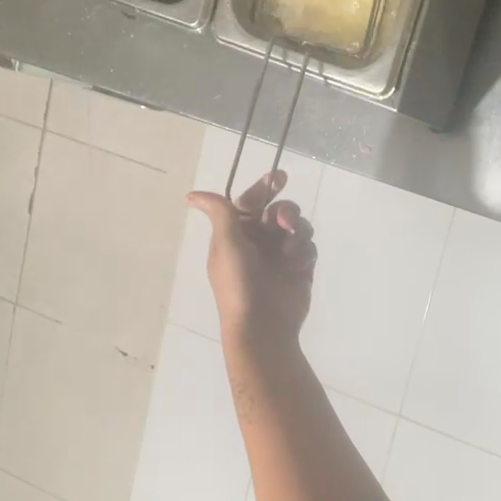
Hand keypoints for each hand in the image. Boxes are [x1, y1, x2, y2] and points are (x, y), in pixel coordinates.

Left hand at [187, 171, 316, 347]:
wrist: (263, 324)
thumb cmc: (238, 283)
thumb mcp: (226, 245)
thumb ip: (221, 213)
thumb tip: (192, 195)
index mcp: (237, 234)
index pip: (251, 203)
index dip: (263, 188)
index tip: (279, 177)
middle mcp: (260, 241)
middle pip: (278, 211)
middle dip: (285, 211)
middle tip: (284, 222)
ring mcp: (282, 254)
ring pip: (297, 226)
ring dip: (297, 230)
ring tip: (291, 247)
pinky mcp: (301, 267)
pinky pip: (309, 246)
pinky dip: (305, 250)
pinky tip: (298, 262)